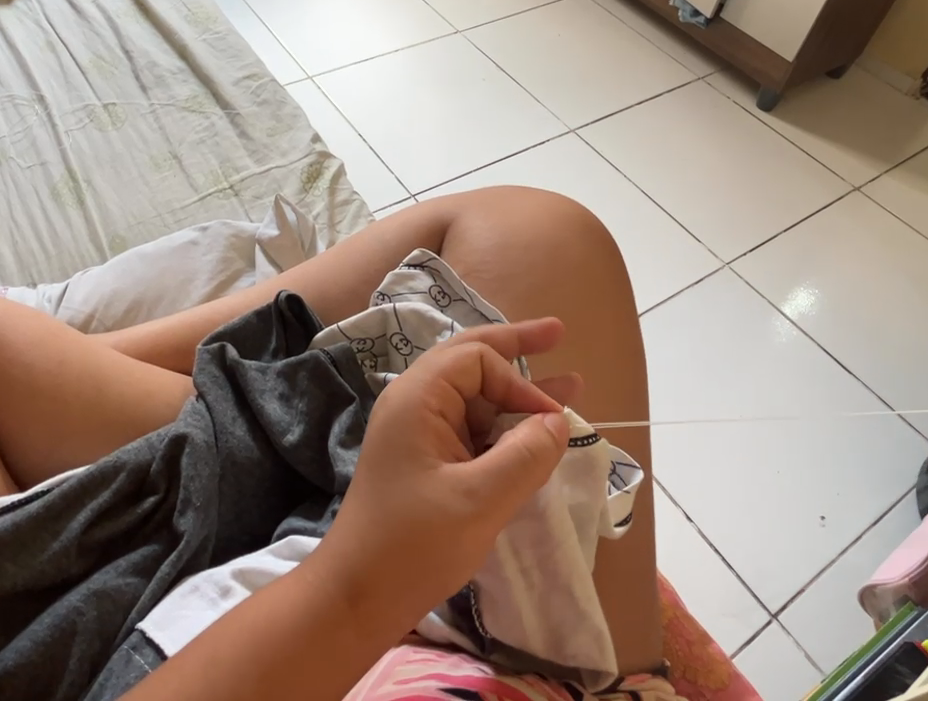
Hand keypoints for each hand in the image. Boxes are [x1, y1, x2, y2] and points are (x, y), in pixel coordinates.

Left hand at [313, 319, 578, 628]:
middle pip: (471, 359)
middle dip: (516, 346)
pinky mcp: (425, 460)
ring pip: (475, 395)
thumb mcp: (479, 500)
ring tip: (570, 382)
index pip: (477, 360)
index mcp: (418, 397)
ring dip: (517, 392)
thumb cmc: (413, 544)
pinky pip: (471, 428)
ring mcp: (418, 431)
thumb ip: (525, 455)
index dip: (520, 383)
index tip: (551, 422)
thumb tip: (558, 421)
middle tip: (557, 331)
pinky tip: (535, 434)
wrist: (357, 596)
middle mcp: (415, 403)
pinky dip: (504, 426)